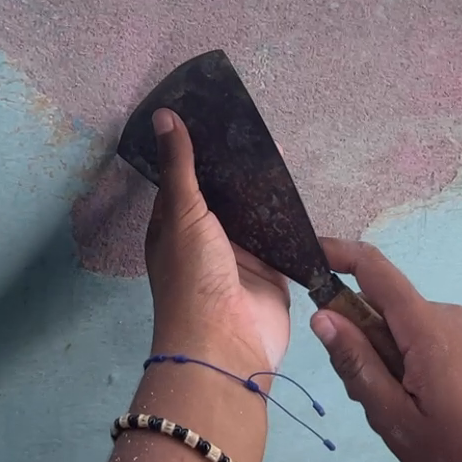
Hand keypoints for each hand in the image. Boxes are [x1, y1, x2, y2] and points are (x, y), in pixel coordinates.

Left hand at [144, 109, 291, 371]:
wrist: (226, 347)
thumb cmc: (193, 276)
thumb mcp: (182, 213)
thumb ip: (180, 166)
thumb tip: (163, 114)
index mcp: (173, 223)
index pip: (185, 176)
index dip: (199, 148)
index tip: (217, 117)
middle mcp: (204, 236)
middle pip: (223, 192)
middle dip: (238, 167)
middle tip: (258, 129)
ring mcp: (238, 253)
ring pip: (253, 210)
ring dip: (263, 187)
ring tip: (281, 149)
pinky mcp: (270, 268)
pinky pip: (279, 234)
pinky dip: (287, 215)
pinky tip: (298, 187)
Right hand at [310, 239, 461, 461]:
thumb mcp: (398, 425)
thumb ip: (357, 366)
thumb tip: (321, 315)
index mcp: (429, 329)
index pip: (373, 268)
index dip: (336, 253)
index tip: (302, 258)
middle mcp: (449, 317)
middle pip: (383, 307)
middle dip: (359, 339)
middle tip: (365, 398)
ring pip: (402, 329)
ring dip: (385, 359)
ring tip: (402, 418)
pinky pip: (424, 341)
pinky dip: (407, 365)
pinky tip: (423, 414)